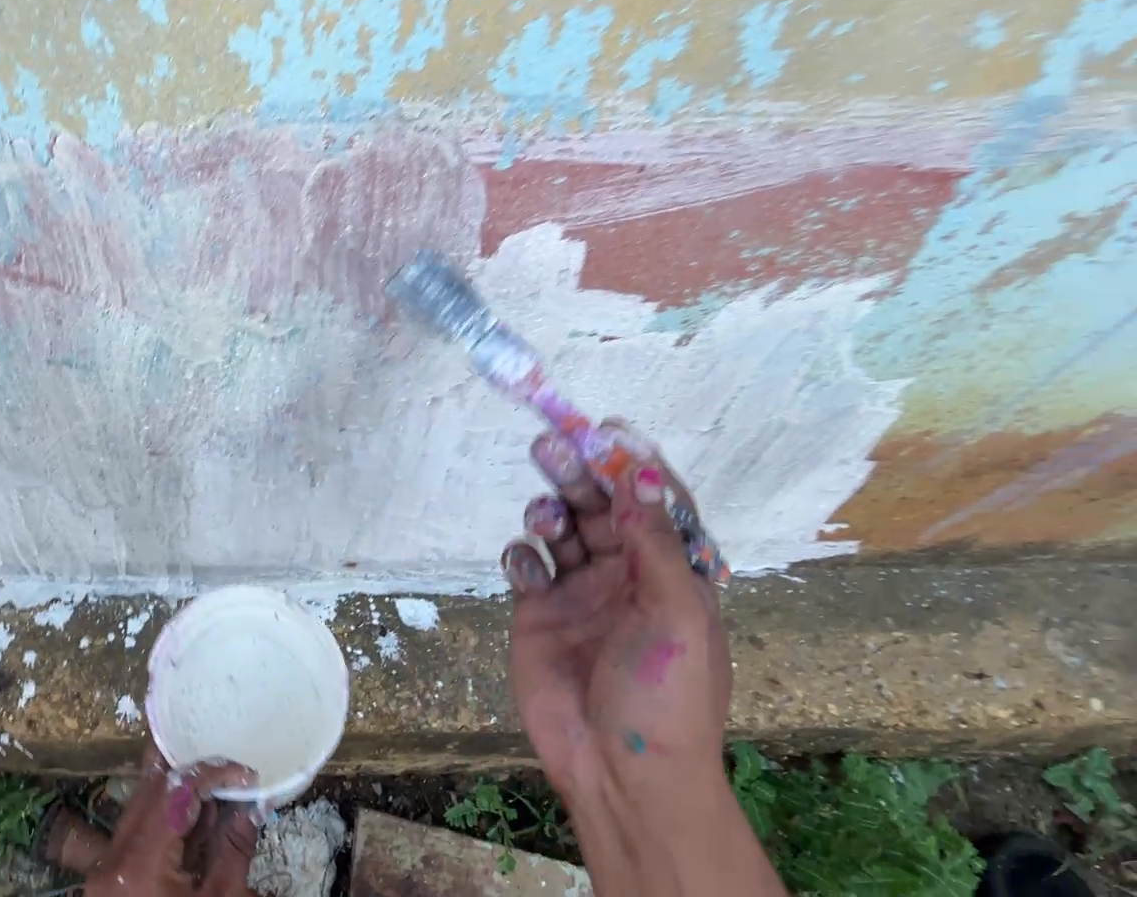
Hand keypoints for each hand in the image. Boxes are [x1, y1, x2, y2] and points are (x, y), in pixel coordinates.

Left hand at [84, 746, 261, 896]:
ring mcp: (105, 867)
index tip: (247, 772)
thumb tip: (252, 804)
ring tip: (218, 791)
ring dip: (179, 793)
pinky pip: (138, 830)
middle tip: (230, 770)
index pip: (174, 792)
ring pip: (141, 805)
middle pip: (150, 790)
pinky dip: (167, 819)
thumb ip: (234, 849)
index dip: (212, 773)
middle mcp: (111, 858)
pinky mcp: (109, 877)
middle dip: (192, 774)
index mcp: (138, 866)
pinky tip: (197, 819)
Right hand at [503, 425, 731, 803]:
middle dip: (577, 474)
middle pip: (598, 506)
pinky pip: (526, 565)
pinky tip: (528, 572)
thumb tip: (639, 474)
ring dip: (548, 511)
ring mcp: (578, 590)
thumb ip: (653, 544)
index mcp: (671, 572)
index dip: (632, 465)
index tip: (606, 431)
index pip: (653, 503)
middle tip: (551, 445)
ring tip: (544, 519)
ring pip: (559, 528)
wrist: (616, 768)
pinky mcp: (538, 610)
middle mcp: (624, 572)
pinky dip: (523, 558)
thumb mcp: (676, 615)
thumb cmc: (665, 695)